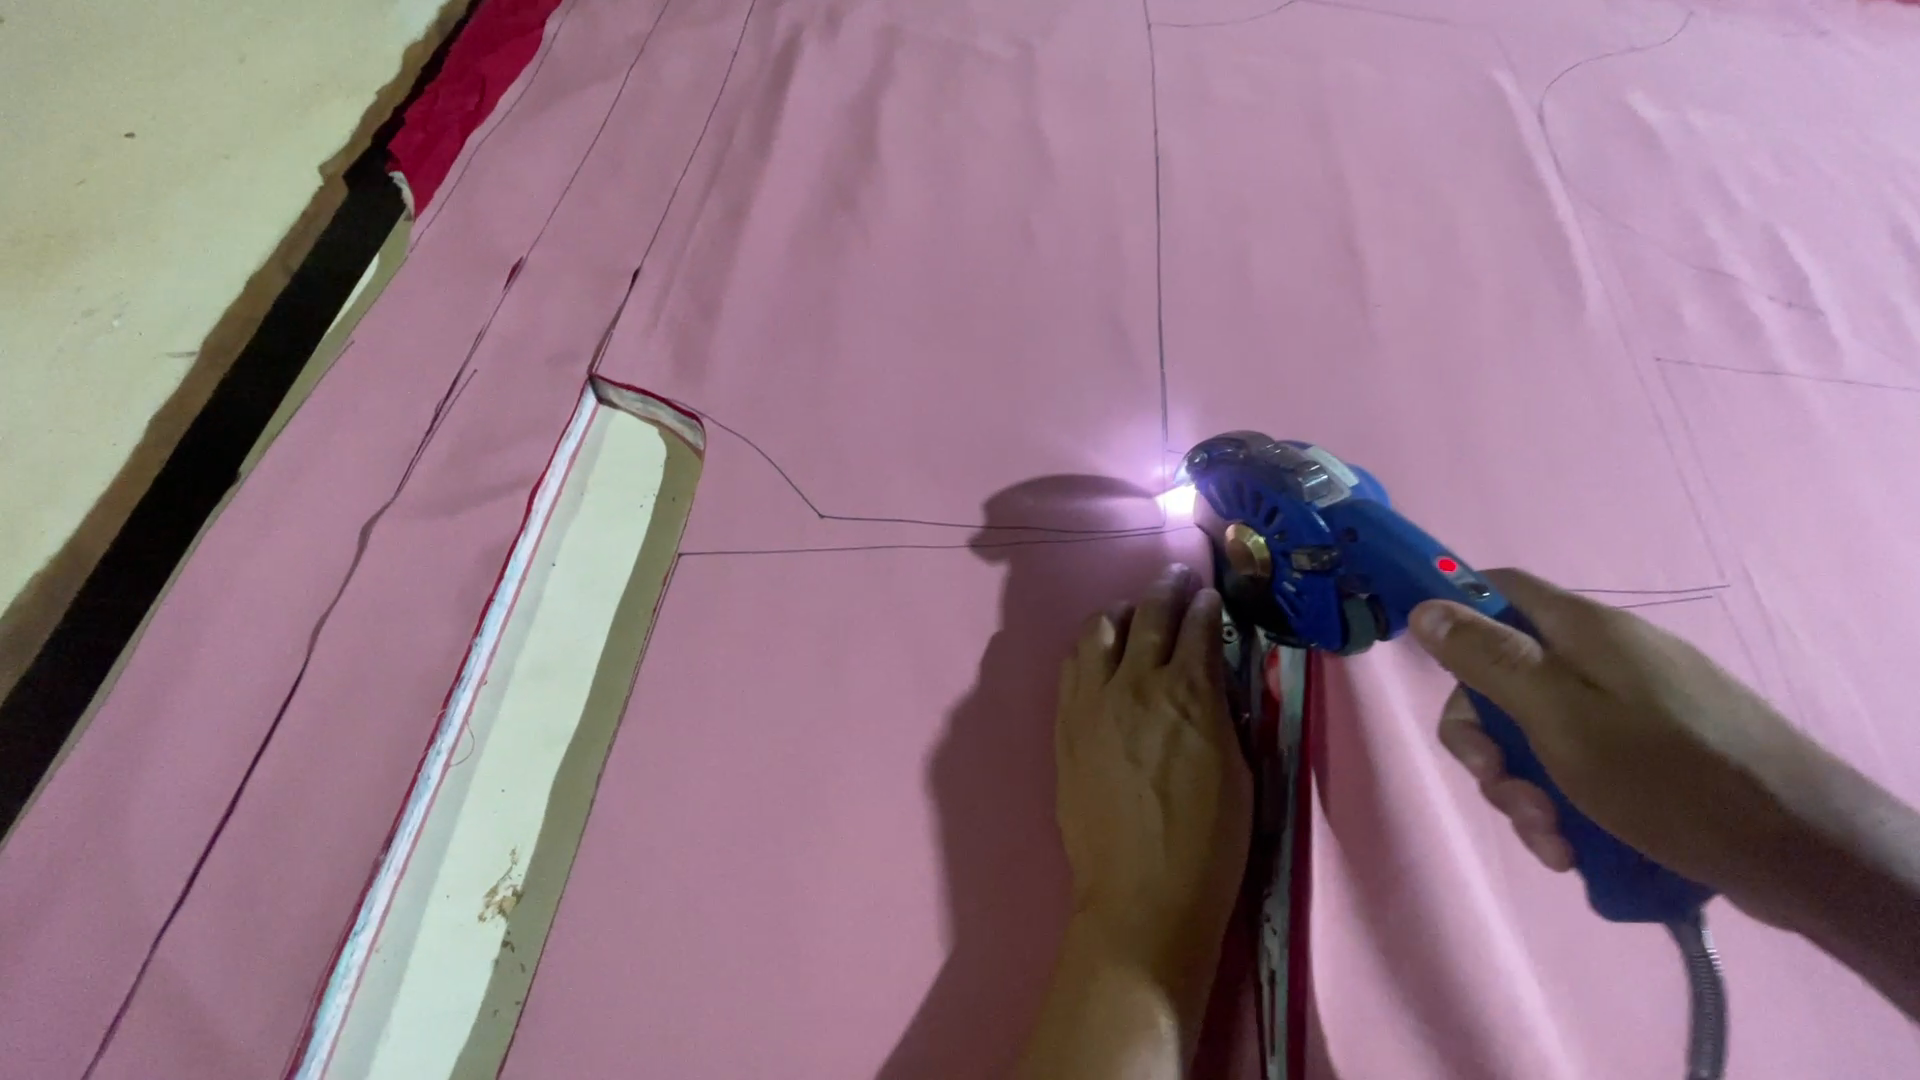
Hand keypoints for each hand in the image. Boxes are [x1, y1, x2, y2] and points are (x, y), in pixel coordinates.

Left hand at [1053, 563, 1252, 1006]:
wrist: (1140, 894)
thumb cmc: (1209, 843)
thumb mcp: (1241, 772)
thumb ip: (1223, 712)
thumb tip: (1213, 677)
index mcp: (1191, 694)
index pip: (1198, 628)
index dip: (1206, 606)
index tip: (1209, 594)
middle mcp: (1138, 683)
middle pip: (1149, 616)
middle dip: (1166, 588)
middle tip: (1174, 576)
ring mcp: (1093, 700)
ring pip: (1100, 630)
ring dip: (1121, 612)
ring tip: (1131, 610)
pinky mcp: (1065, 722)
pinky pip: (1072, 665)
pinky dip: (1088, 646)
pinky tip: (1097, 648)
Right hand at [1407, 568, 1825, 922]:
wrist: (1813, 860)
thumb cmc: (1671, 776)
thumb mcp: (1558, 714)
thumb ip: (1487, 658)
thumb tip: (1425, 607)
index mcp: (1581, 631)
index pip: (1495, 588)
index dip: (1453, 615)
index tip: (1431, 667)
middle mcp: (1603, 658)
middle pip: (1503, 676)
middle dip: (1485, 737)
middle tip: (1498, 784)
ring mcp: (1629, 707)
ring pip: (1534, 730)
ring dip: (1521, 785)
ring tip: (1549, 837)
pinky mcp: (1649, 753)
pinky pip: (1576, 763)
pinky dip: (1561, 804)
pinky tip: (1573, 847)